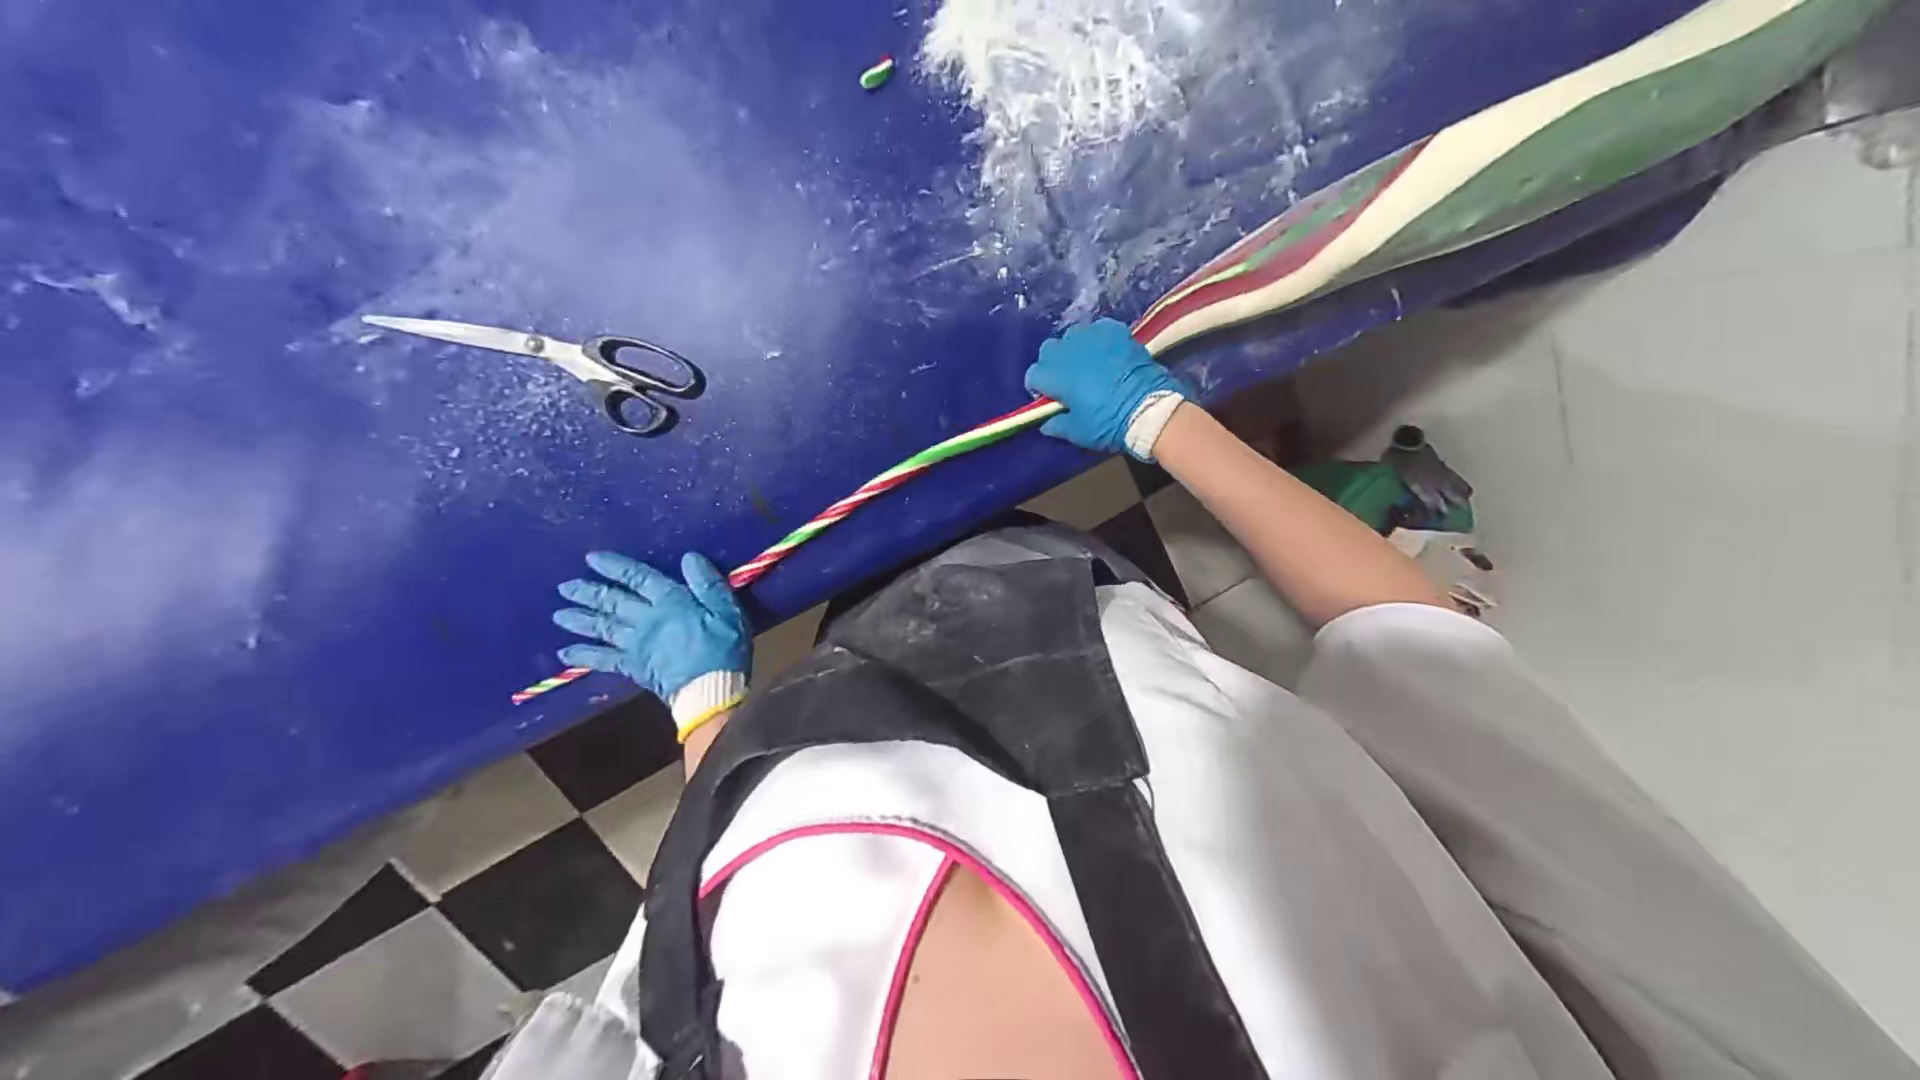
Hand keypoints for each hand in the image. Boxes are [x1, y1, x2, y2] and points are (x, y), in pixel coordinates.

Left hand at [554, 551, 749, 731]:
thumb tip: (689, 557)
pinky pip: (603, 660)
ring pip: (603, 627)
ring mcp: (636, 644)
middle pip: (614, 602)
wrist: (710, 690)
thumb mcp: (727, 611)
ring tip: (559, 614)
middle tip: (565, 586)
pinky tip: (565, 654)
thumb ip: (708, 584)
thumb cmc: (724, 648)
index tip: (592, 558)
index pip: (640, 578)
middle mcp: (647, 619)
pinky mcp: (633, 667)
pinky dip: (583, 656)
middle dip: (589, 592)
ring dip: (580, 619)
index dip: (616, 567)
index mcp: (671, 601)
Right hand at [1024, 318, 1194, 459]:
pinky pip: (1099, 330)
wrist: (1150, 410)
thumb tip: (1047, 422)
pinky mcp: (1116, 331)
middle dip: (1054, 364)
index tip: (1051, 398)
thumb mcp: (1078, 433)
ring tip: (1089, 365)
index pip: (1033, 374)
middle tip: (1068, 381)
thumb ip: (1057, 425)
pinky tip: (1108, 354)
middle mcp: (1069, 350)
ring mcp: (1093, 337)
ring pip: (1073, 336)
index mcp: (1055, 376)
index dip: (1039, 388)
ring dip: (1075, 349)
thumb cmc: (1109, 423)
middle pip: (1049, 350)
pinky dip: (1099, 340)